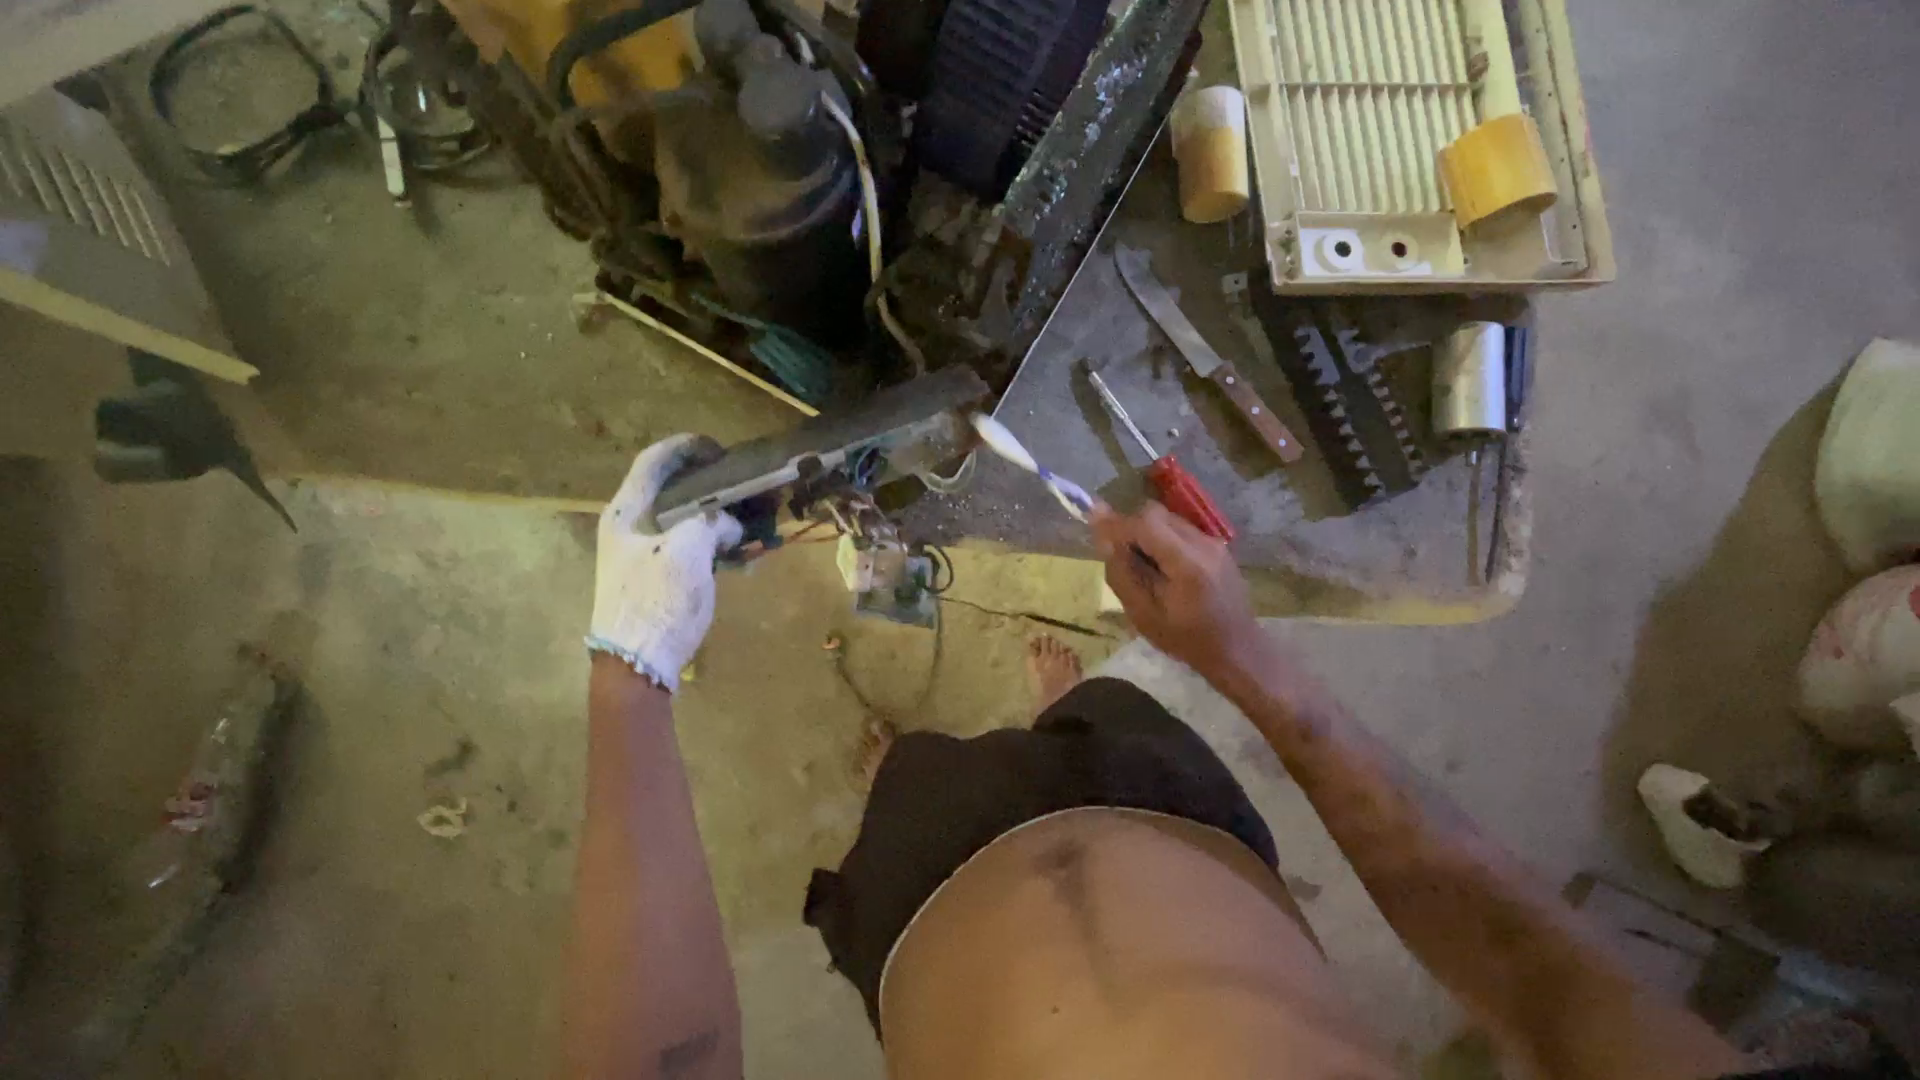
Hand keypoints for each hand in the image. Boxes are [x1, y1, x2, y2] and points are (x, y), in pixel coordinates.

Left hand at [586, 435, 742, 692]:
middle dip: (712, 486)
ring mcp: (640, 554)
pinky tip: (743, 557)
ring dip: (719, 519)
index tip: (723, 450)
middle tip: (745, 487)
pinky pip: (689, 549)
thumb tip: (729, 523)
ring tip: (753, 524)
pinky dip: (715, 546)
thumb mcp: (689, 552)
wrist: (635, 665)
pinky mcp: (654, 579)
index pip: (655, 460)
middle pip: (672, 490)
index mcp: (627, 512)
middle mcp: (629, 527)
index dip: (688, 447)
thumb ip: (711, 522)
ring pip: (684, 521)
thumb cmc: (657, 602)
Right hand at [1091, 501, 1267, 677]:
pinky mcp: (1218, 547)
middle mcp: (1203, 543)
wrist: (1237, 650)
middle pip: (1156, 514)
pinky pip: (1181, 530)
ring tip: (1141, 564)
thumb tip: (1103, 538)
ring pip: (1169, 519)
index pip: (1144, 523)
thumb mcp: (1143, 614)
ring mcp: (1214, 543)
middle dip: (1131, 526)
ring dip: (1147, 532)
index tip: (1091, 520)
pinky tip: (1162, 567)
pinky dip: (1163, 539)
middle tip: (1117, 552)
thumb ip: (1122, 573)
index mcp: (1187, 563)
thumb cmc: (1186, 640)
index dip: (1115, 521)